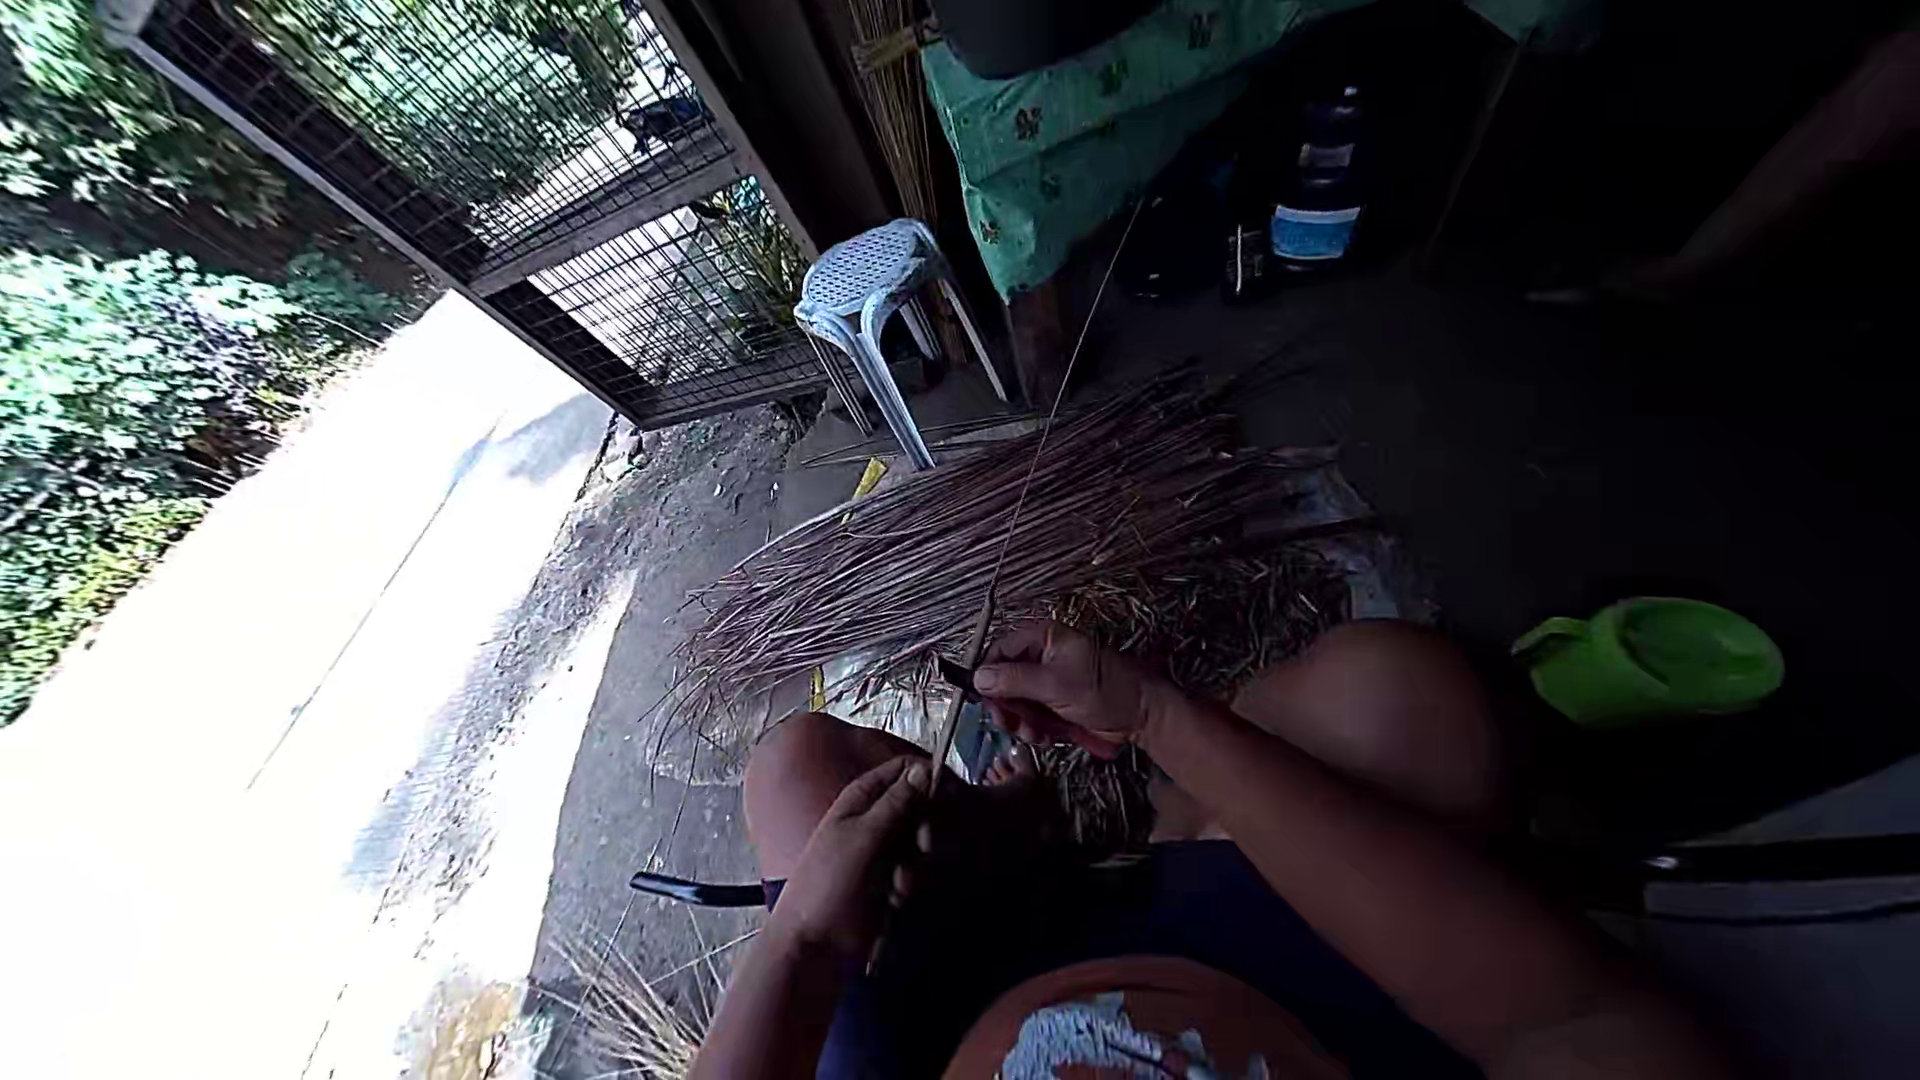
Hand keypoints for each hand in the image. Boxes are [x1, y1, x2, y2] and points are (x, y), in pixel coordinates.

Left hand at [767, 756, 926, 963]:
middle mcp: (876, 815)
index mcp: (863, 796)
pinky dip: (912, 879)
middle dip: (928, 825)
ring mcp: (883, 847)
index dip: (929, 777)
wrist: (814, 948)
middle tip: (924, 847)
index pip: (905, 769)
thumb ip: (897, 802)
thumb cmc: (831, 884)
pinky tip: (897, 898)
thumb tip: (924, 768)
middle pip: (920, 802)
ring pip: (922, 835)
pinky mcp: (891, 876)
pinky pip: (916, 865)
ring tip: (901, 883)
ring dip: (919, 860)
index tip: (952, 796)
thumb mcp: (864, 838)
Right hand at [973, 620, 1165, 758]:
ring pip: (1016, 702)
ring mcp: (1048, 682)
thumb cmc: (1103, 690)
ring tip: (1036, 733)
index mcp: (1043, 638)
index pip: (1000, 651)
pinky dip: (1035, 729)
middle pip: (1004, 680)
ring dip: (1022, 722)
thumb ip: (1014, 680)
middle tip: (1011, 724)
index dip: (988, 675)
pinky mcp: (1055, 704)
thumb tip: (977, 678)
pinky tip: (1047, 736)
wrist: (1142, 716)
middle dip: (1008, 706)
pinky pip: (1031, 716)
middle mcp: (1042, 656)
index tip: (984, 700)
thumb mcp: (1055, 683)